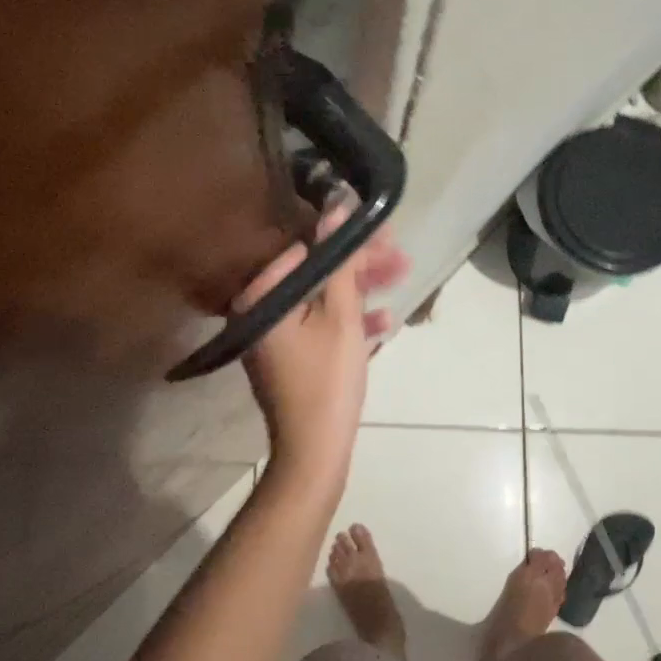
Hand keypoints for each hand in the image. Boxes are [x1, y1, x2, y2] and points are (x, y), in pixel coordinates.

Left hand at [235, 209, 407, 481]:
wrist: (314, 452)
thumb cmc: (327, 380)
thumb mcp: (340, 317)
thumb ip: (340, 263)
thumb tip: (337, 208)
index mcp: (261, 299)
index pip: (304, 252)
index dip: (346, 242)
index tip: (382, 236)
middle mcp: (259, 314)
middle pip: (314, 278)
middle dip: (358, 268)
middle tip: (399, 257)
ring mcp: (273, 340)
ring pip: (321, 304)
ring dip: (360, 293)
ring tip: (402, 278)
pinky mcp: (290, 361)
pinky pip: (319, 331)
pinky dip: (348, 325)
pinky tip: (385, 323)